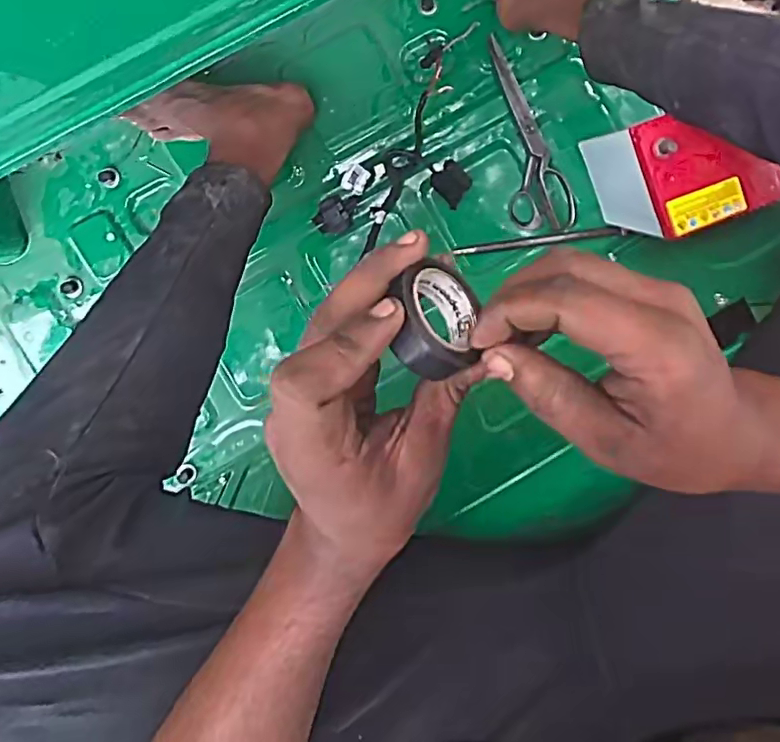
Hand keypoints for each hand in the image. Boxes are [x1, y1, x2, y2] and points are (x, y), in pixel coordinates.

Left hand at [265, 230, 478, 579]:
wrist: (339, 532)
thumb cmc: (374, 515)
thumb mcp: (417, 466)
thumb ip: (442, 402)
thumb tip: (485, 354)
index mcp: (306, 440)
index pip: (308, 378)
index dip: (349, 342)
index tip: (394, 314)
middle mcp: (293, 402)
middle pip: (320, 328)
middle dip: (368, 282)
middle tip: (416, 247)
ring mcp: (302, 380)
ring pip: (331, 316)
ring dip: (373, 278)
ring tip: (414, 251)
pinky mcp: (322, 366)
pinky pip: (344, 323)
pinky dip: (374, 295)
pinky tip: (402, 274)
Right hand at [470, 250, 771, 493]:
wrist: (740, 428)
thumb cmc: (681, 449)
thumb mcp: (610, 442)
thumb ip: (550, 396)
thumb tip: (494, 356)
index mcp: (655, 342)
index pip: (568, 299)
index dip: (512, 310)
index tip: (478, 340)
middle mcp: (658, 298)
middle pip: (565, 267)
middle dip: (512, 294)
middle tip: (485, 334)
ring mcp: (655, 284)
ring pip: (571, 260)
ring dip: (527, 288)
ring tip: (505, 331)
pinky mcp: (648, 283)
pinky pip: (584, 271)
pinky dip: (547, 289)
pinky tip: (535, 322)